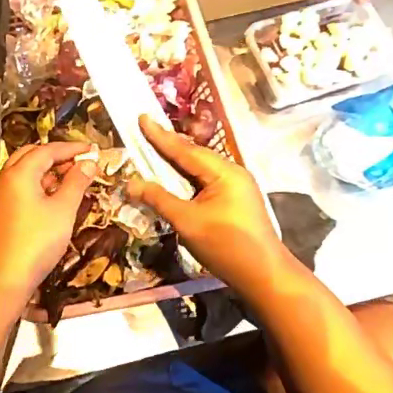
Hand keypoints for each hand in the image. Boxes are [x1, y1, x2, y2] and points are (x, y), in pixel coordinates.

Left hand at [0, 142, 97, 295]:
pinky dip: (37, 184)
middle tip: (79, 162)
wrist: (5, 276)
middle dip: (56, 155)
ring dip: (46, 169)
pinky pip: (19, 186)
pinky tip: (53, 196)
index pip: (47, 150)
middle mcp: (5, 178)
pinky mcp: (0, 210)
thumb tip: (88, 163)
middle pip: (31, 155)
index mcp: (19, 173)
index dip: (71, 148)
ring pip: (23, 171)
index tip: (92, 149)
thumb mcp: (63, 210)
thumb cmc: (37, 241)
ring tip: (70, 178)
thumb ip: (76, 182)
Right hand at [125, 116, 293, 293]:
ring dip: (177, 164)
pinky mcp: (236, 202)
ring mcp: (237, 188)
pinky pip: (206, 183)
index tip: (142, 117)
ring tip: (155, 152)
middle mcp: (233, 173)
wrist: (263, 275)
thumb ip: (159, 199)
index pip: (185, 150)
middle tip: (145, 131)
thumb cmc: (226, 246)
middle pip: (195, 156)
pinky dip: (187, 180)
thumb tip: (130, 183)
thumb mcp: (187, 222)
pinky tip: (174, 182)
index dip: (160, 136)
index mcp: (224, 172)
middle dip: (169, 146)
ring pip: (200, 170)